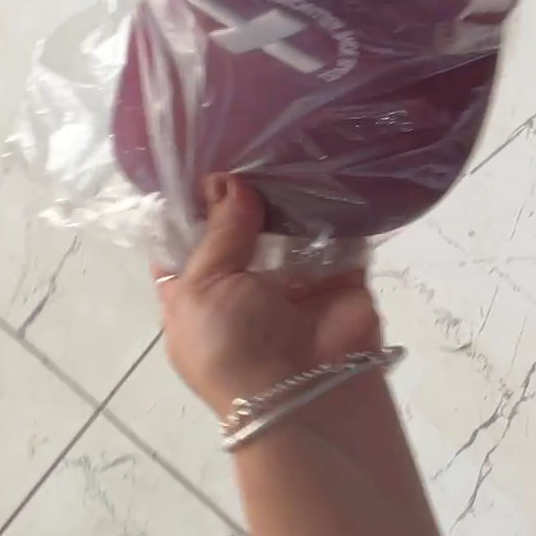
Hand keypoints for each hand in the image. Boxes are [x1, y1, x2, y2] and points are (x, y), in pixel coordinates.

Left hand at [154, 174, 382, 415]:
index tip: (206, 159)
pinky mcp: (344, 275)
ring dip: (297, 199)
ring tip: (298, 154)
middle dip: (251, 194)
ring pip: (296, 228)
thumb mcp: (203, 289)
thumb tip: (228, 181)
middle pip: (247, 227)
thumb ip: (220, 233)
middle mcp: (247, 281)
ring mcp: (298, 278)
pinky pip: (344, 237)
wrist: (306, 388)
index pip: (191, 238)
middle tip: (259, 147)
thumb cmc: (233, 345)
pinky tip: (338, 178)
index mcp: (199, 290)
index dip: (196, 203)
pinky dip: (343, 212)